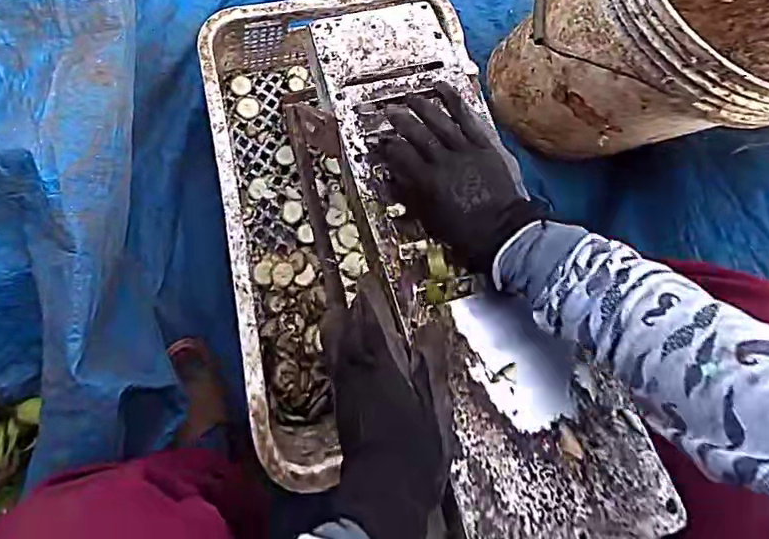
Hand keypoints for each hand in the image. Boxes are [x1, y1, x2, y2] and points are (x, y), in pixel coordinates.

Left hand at [326, 298, 444, 538]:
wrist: (383, 493)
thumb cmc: (414, 449)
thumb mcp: (435, 405)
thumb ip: (431, 361)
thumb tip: (432, 324)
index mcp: (379, 358)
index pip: (369, 312)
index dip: (370, 290)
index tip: (370, 275)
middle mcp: (354, 363)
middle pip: (343, 320)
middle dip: (350, 302)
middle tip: (359, 288)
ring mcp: (342, 381)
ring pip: (333, 337)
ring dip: (340, 320)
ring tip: (349, 310)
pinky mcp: (338, 399)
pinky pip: (333, 357)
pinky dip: (338, 343)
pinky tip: (351, 348)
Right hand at [380, 87, 545, 274]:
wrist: (505, 232)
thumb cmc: (468, 233)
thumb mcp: (431, 220)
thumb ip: (410, 197)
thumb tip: (392, 180)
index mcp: (429, 181)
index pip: (401, 156)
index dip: (388, 146)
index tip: (380, 141)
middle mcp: (444, 161)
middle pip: (417, 134)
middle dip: (400, 120)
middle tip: (389, 111)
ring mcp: (465, 150)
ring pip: (439, 122)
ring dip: (422, 107)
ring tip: (410, 97)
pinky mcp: (484, 145)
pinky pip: (467, 119)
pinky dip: (454, 102)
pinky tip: (443, 89)